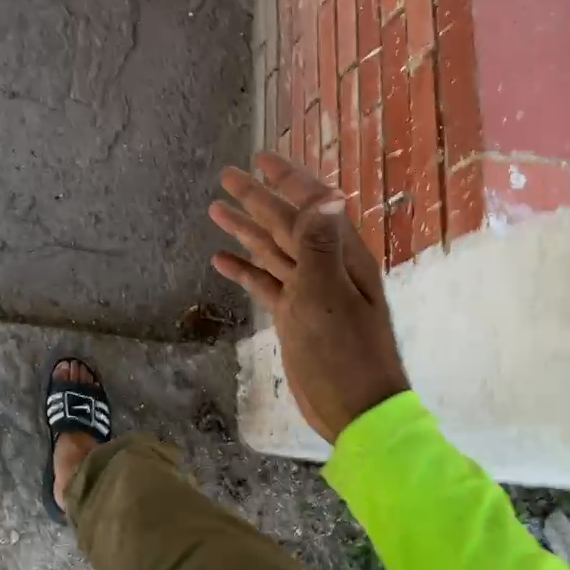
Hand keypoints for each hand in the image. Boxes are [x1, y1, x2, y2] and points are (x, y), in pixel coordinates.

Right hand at [208, 152, 409, 443]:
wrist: (354, 409)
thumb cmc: (343, 352)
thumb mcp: (327, 295)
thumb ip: (320, 244)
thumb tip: (326, 193)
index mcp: (340, 257)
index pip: (312, 207)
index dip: (288, 181)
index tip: (260, 159)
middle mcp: (325, 267)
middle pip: (286, 223)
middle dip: (258, 198)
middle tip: (227, 176)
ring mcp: (308, 292)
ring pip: (272, 250)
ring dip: (246, 230)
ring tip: (215, 210)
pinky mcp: (294, 315)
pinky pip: (264, 282)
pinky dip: (244, 270)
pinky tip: (221, 260)